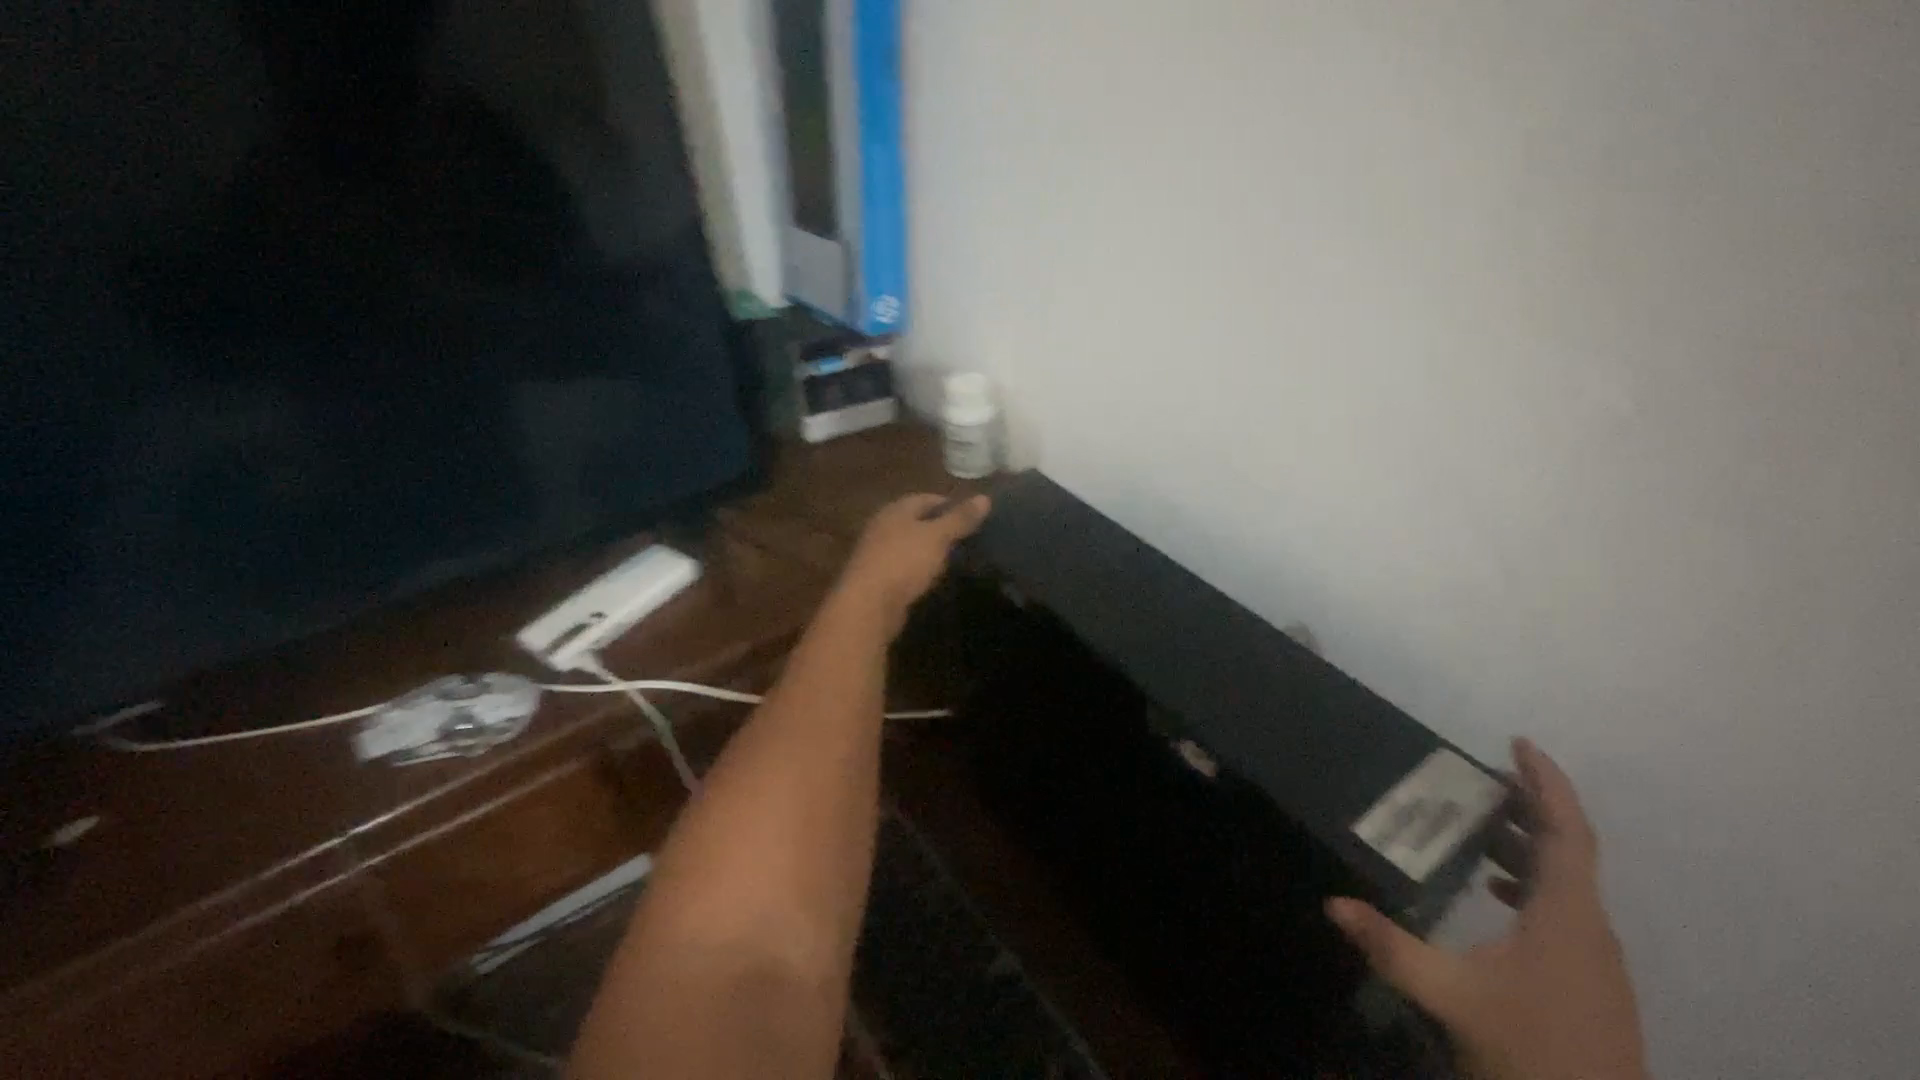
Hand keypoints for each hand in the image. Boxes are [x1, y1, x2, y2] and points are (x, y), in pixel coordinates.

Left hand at [836, 493, 990, 624]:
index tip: (974, 517)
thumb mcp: (937, 537)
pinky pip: (905, 567)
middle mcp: (883, 527)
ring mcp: (878, 553)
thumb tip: (985, 497)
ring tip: (957, 560)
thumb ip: (960, 519)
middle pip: (917, 522)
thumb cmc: (903, 562)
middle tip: (970, 539)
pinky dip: (920, 570)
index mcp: (895, 510)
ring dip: (931, 551)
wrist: (868, 605)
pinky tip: (934, 579)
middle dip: (942, 528)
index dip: (951, 505)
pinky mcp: (878, 579)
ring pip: (911, 546)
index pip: (926, 498)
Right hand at [1327, 738, 1648, 1079]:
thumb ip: (1391, 947)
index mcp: (1566, 917)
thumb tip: (1333, 903)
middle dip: (1529, 808)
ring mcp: (1597, 958)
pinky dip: (1533, 886)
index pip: (1567, 832)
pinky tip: (1495, 897)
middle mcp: (1591, 927)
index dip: (1547, 783)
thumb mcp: (1449, 997)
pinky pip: (1566, 910)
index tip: (1518, 743)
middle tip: (1480, 780)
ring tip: (1479, 830)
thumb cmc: (1527, 1051)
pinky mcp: (1591, 981)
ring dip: (1530, 848)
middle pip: (1569, 850)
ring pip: (1569, 882)